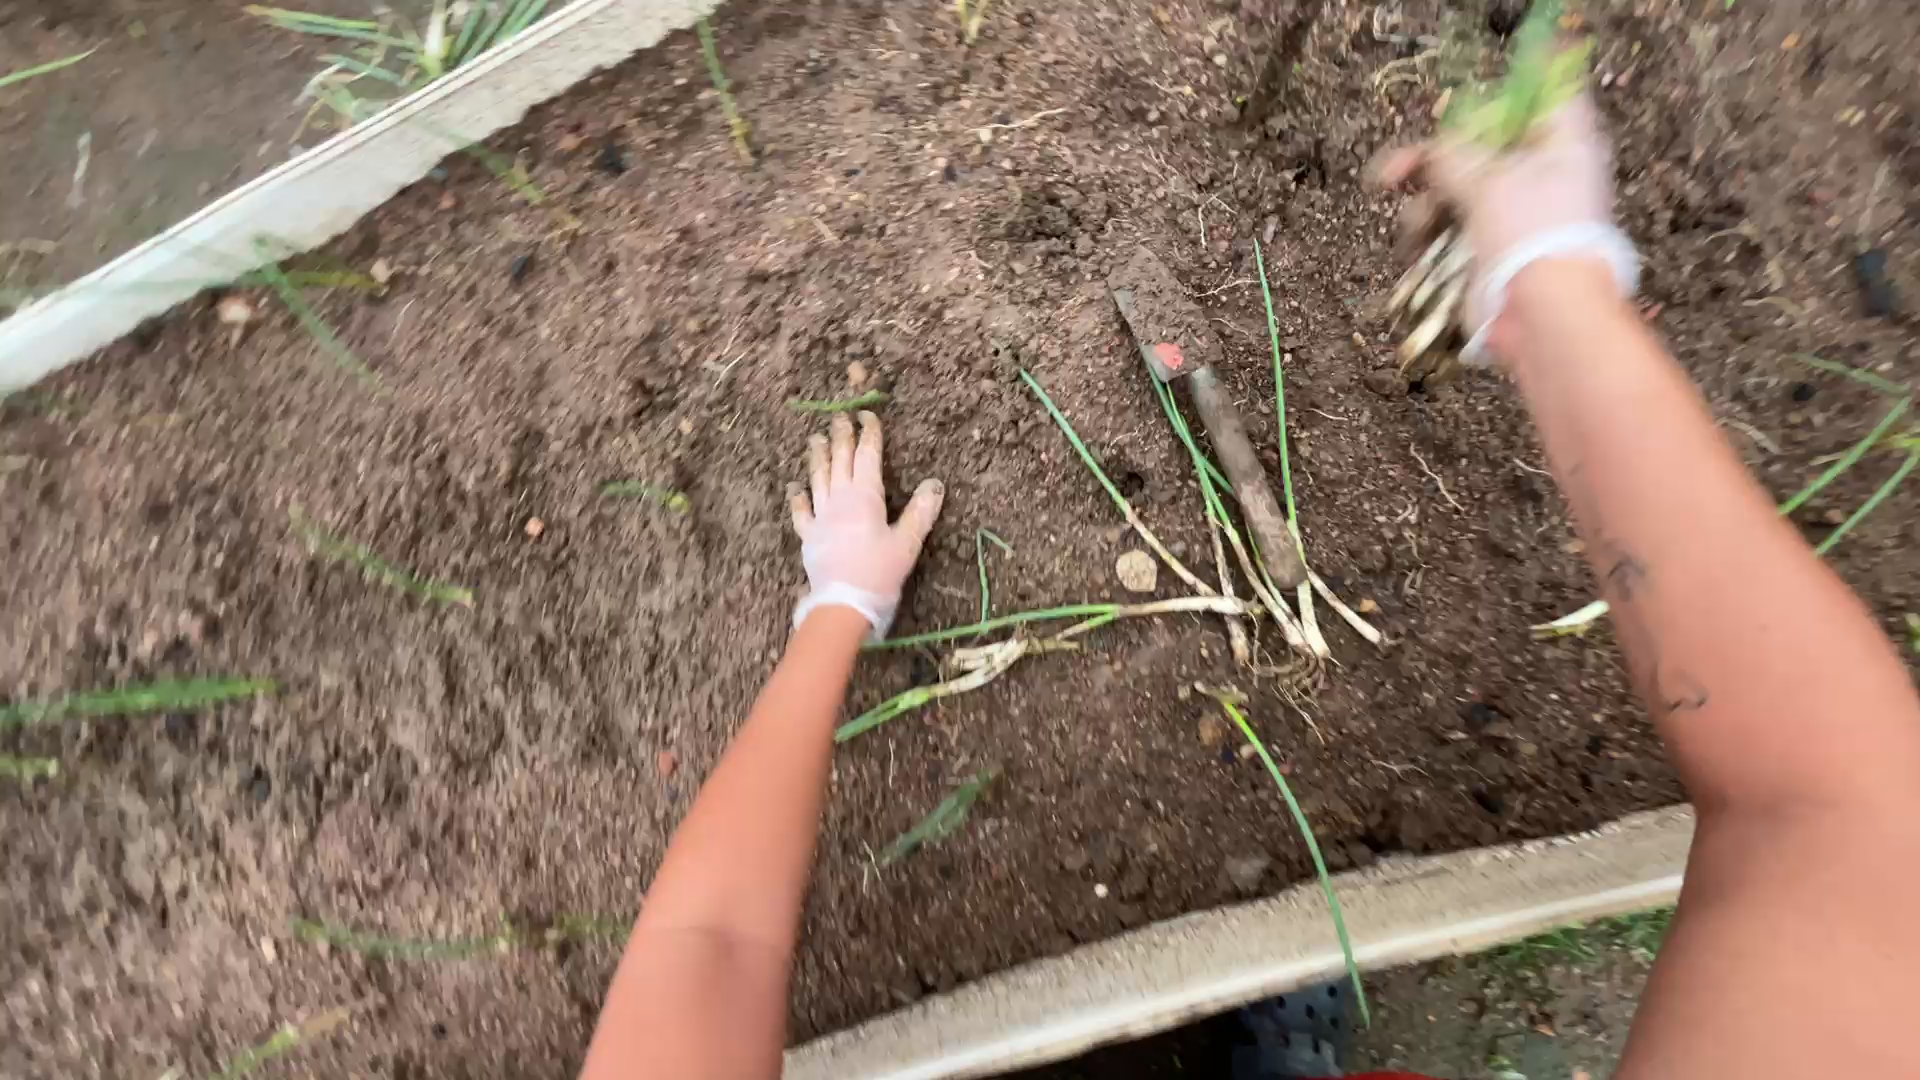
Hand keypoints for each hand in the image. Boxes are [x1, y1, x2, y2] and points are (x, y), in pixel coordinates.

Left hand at [787, 411, 944, 637]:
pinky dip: (798, 497)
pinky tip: (796, 487)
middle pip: (840, 461)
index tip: (867, 415)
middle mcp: (840, 500)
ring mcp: (821, 516)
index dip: (869, 434)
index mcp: (865, 497)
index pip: (867, 456)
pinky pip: (801, 511)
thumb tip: (935, 483)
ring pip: (818, 479)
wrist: (844, 602)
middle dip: (841, 437)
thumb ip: (921, 511)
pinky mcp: (809, 535)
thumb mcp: (907, 543)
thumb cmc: (879, 573)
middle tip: (839, 417)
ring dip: (818, 457)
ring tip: (816, 439)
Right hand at [1373, 95, 1635, 361]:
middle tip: (1388, 175)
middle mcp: (1536, 178)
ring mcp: (1507, 217)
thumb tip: (1433, 148)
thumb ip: (1455, 156)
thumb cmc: (1529, 238)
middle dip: (1430, 166)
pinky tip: (1417, 249)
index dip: (1495, 101)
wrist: (1534, 312)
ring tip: (1417, 230)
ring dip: (1423, 210)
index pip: (1536, 101)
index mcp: (1560, 147)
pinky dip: (1424, 239)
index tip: (1452, 113)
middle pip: (1476, 153)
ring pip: (1449, 196)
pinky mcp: (1481, 251)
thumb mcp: (1492, 181)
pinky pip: (1443, 233)